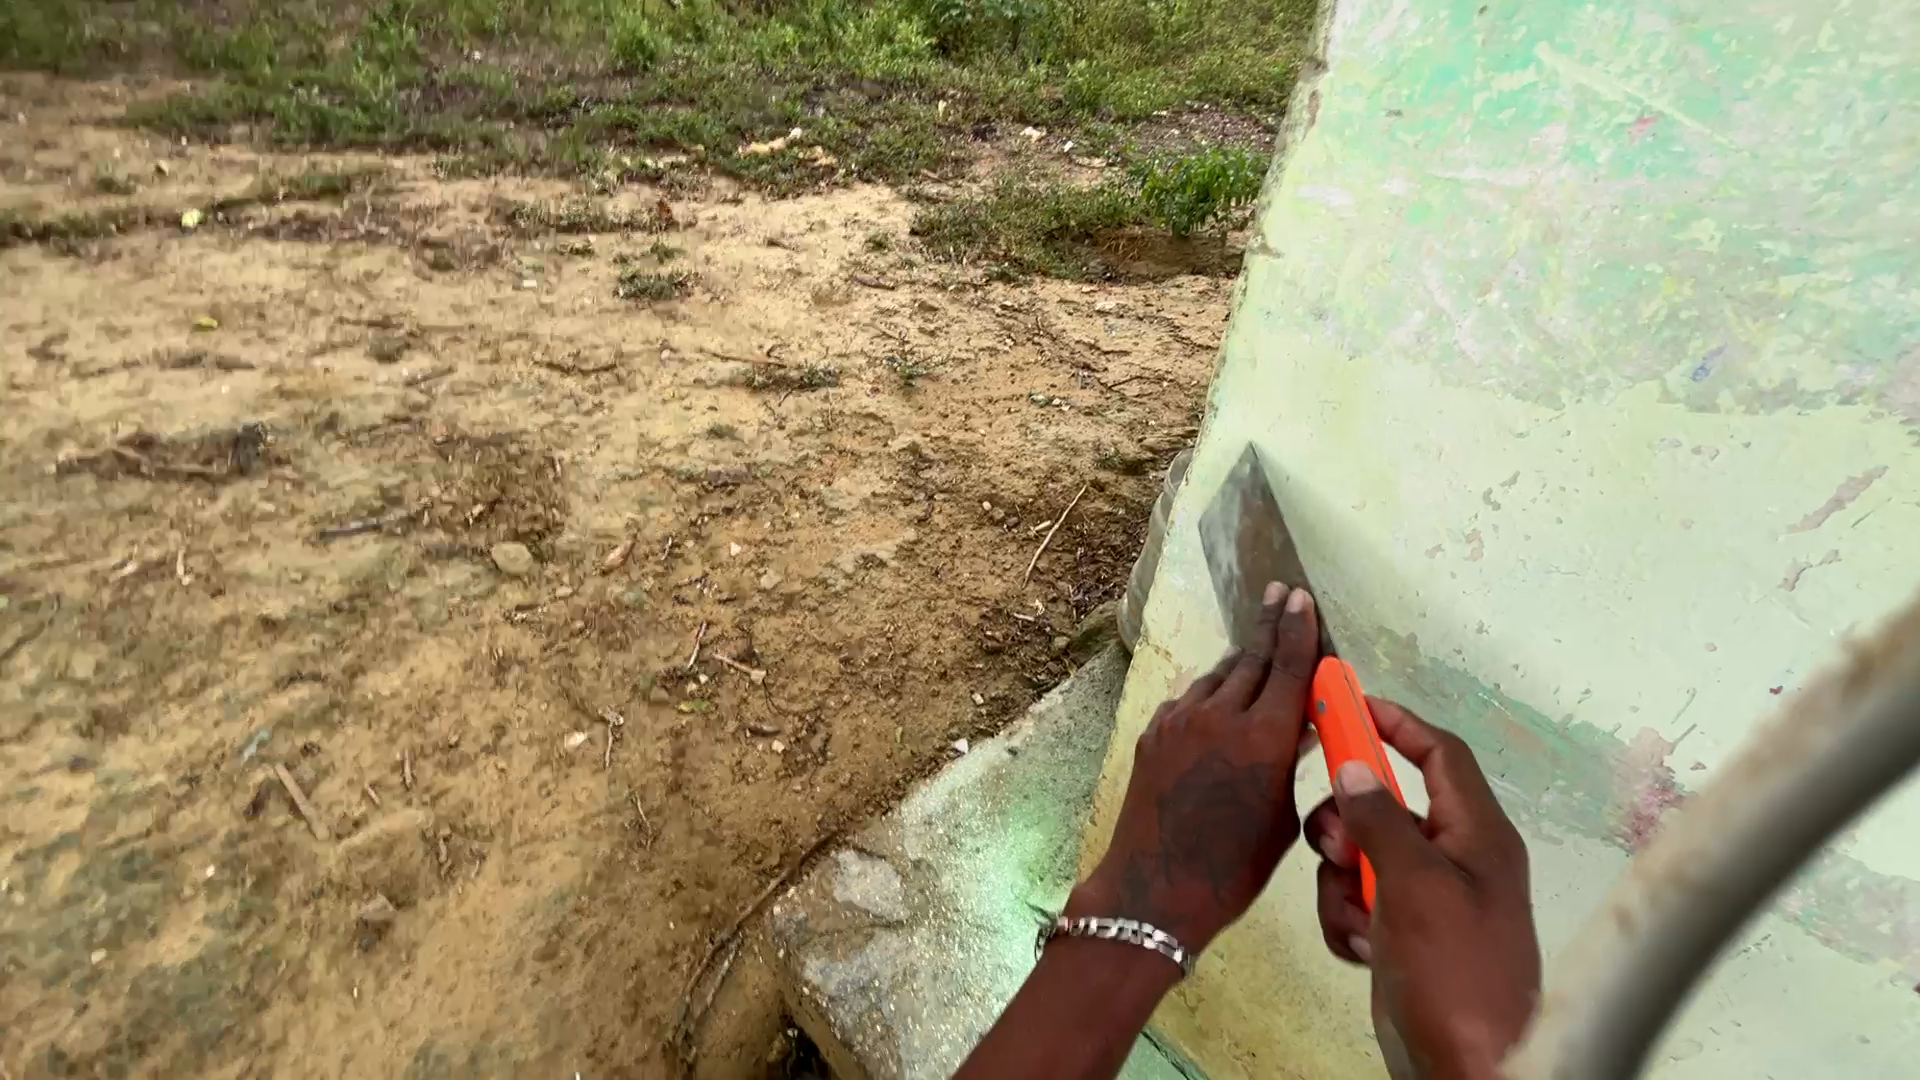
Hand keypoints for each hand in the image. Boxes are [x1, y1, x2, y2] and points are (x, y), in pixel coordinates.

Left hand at [1070, 583, 1320, 953]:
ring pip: (1216, 676)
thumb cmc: (1233, 867)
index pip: (1288, 667)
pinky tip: (1216, 701)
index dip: (1298, 629)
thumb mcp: (1281, 817)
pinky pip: (1188, 700)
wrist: (1153, 885)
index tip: (1300, 596)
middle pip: (1250, 658)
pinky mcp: (1152, 731)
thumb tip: (1295, 723)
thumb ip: (1287, 762)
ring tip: (1254, 645)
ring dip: (1238, 660)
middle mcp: (1218, 715)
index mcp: (1262, 737)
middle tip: (1278, 592)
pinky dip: (1209, 694)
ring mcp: (1178, 720)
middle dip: (1268, 624)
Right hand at [1304, 698, 1540, 1079]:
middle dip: (1347, 822)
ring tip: (1355, 913)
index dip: (1395, 722)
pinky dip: (1344, 913)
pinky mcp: (1395, 927)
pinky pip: (1351, 893)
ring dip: (1341, 879)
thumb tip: (1351, 768)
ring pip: (1356, 850)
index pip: (1438, 754)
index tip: (1346, 704)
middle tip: (1332, 843)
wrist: (1463, 1070)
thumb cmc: (1453, 968)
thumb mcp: (1413, 883)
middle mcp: (1449, 856)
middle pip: (1381, 802)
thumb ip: (1378, 817)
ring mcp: (1421, 894)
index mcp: (1474, 834)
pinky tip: (1359, 944)